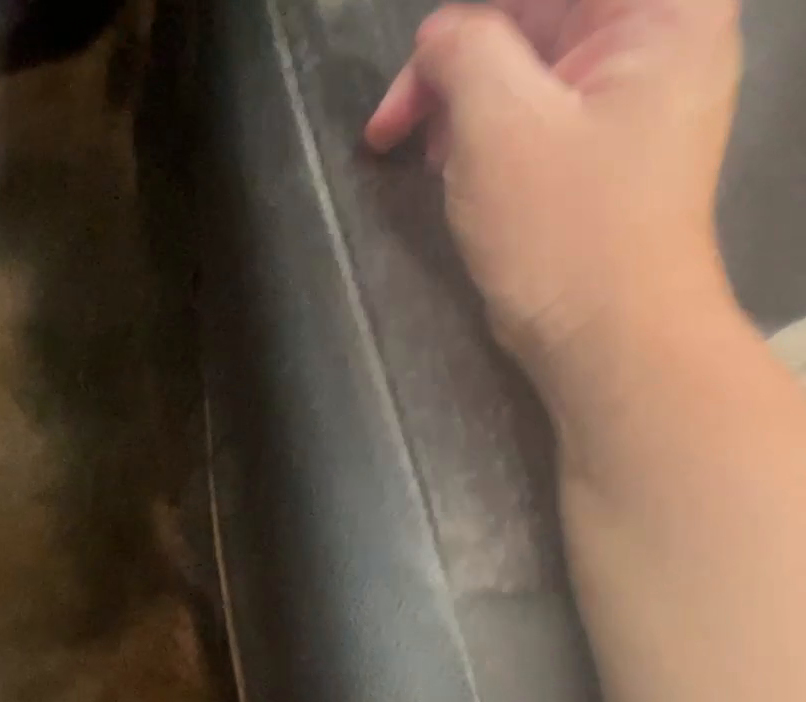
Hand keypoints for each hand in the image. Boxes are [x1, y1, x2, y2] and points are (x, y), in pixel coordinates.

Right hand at [366, 0, 742, 410]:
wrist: (605, 324)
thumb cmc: (559, 223)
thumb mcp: (497, 127)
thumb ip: (465, 54)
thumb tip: (437, 33)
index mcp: (660, 13)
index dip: (470, 20)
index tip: (415, 69)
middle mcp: (657, 38)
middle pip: (534, 15)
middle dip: (452, 63)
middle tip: (388, 126)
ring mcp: (629, 93)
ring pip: (524, 63)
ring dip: (457, 100)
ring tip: (420, 153)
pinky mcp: (601, 139)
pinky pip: (531, 105)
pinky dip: (480, 126)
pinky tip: (451, 164)